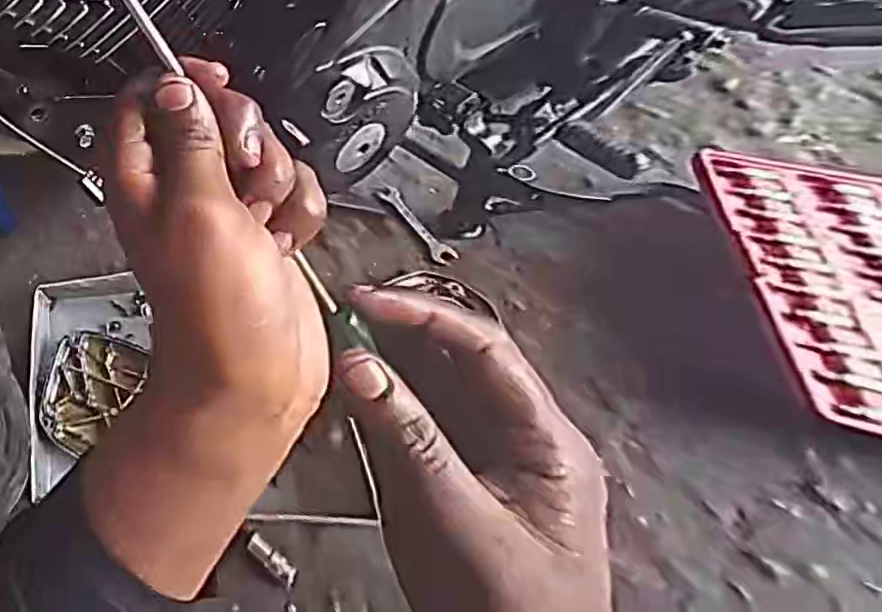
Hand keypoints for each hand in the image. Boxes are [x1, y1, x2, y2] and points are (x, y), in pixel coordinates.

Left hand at [101, 58, 329, 425]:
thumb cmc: (212, 308)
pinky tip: (280, 237)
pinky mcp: (260, 220)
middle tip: (243, 167)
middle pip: (209, 114)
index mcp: (142, 176)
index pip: (146, 99)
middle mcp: (177, 183)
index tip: (212, 77)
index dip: (177, 80)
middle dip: (240, 133)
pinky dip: (294, 208)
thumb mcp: (197, 209)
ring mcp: (221, 201)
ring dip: (271, 176)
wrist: (254, 377)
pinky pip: (289, 183)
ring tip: (260, 216)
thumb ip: (191, 139)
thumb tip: (176, 87)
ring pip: (257, 145)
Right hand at [337, 288, 610, 611]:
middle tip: (341, 312)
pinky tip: (345, 380)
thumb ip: (408, 439)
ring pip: (422, 375)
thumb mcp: (460, 519)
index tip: (366, 301)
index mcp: (546, 441)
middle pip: (451, 353)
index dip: (423, 314)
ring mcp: (474, 443)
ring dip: (377, 354)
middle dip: (394, 327)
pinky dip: (369, 388)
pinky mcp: (438, 457)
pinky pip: (401, 406)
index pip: (485, 349)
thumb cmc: (511, 609)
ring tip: (335, 339)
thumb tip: (359, 365)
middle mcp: (512, 430)